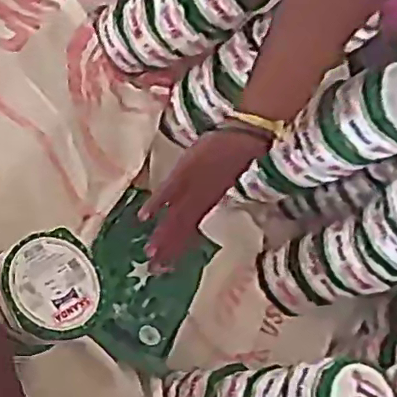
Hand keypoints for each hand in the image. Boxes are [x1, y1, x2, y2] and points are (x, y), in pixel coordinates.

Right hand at [141, 129, 264, 263]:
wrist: (253, 127)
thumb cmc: (250, 151)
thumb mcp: (240, 179)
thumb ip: (222, 194)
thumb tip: (212, 208)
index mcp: (215, 199)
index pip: (193, 229)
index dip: (180, 248)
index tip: (166, 268)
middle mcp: (202, 197)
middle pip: (182, 226)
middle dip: (168, 248)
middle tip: (154, 269)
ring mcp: (192, 183)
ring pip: (176, 212)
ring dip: (163, 233)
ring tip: (150, 252)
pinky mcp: (184, 168)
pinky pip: (169, 188)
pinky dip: (156, 202)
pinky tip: (143, 217)